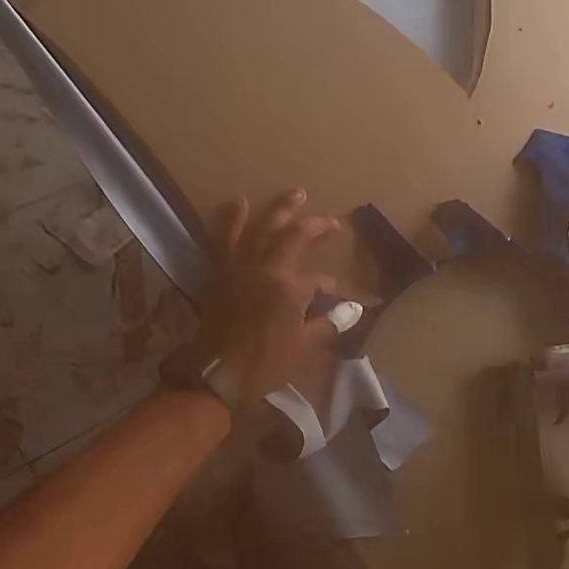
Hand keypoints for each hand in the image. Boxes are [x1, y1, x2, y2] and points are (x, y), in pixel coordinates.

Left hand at [198, 188, 342, 397]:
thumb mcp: (305, 347)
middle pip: (294, 235)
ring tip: (295, 193)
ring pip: (261, 228)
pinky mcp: (222, 272)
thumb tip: (352, 310)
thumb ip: (328, 323)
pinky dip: (232, 218)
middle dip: (316, 225)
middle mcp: (266, 268)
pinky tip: (238, 202)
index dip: (332, 288)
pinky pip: (226, 238)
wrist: (216, 375)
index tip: (338, 300)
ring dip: (279, 208)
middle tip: (332, 221)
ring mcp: (241, 267)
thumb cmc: (265, 363)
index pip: (320, 280)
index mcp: (290, 288)